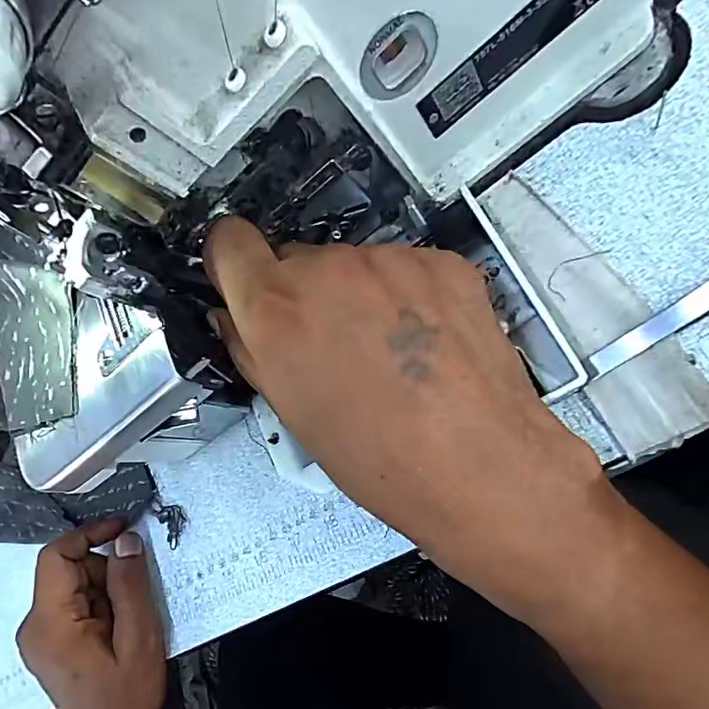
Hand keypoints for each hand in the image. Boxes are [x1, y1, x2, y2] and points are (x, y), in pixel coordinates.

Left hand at [17, 519, 164, 708]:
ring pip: (73, 587)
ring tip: (130, 623)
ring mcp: (38, 636)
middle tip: (138, 597)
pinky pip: (73, 605)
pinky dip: (101, 605)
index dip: (89, 533)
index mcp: (50, 623)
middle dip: (106, 571)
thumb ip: (130, 585)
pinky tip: (120, 629)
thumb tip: (126, 543)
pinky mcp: (49, 643)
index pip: (55, 556)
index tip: (122, 527)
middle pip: (66, 570)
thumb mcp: (139, 636)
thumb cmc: (126, 699)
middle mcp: (34, 626)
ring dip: (106, 590)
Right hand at [203, 218, 615, 604]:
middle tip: (339, 348)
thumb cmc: (391, 462)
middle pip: (301, 261)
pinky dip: (416, 299)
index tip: (250, 279)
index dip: (238, 265)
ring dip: (368, 300)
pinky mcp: (444, 266)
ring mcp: (391, 263)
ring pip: (360, 267)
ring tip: (396, 360)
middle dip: (312, 298)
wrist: (477, 464)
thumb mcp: (298, 417)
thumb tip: (239, 324)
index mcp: (278, 312)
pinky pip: (413, 270)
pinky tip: (431, 348)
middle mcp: (330, 273)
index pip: (230, 244)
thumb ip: (258, 355)